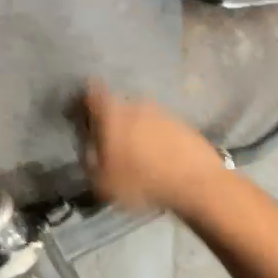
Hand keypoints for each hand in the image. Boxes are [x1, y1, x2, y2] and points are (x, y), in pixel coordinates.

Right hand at [83, 80, 229, 216]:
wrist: (198, 184)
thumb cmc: (143, 181)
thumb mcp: (102, 180)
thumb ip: (87, 160)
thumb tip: (86, 148)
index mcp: (111, 113)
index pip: (90, 93)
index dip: (83, 102)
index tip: (79, 114)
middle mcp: (135, 104)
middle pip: (115, 104)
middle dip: (109, 118)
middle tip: (107, 139)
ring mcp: (161, 111)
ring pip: (138, 115)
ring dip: (134, 128)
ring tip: (134, 151)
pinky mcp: (182, 123)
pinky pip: (159, 125)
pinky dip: (154, 136)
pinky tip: (157, 156)